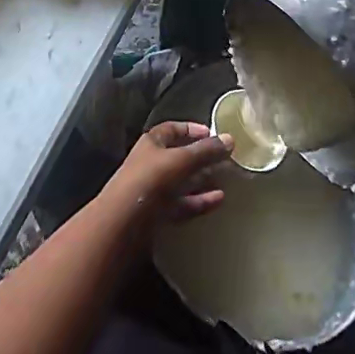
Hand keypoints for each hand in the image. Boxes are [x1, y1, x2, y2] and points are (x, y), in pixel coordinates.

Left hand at [102, 121, 233, 225]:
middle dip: (200, 156)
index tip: (213, 133)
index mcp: (152, 143)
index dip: (192, 129)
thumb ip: (205, 151)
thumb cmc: (150, 180)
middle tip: (224, 158)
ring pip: (182, 181)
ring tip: (225, 178)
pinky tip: (219, 200)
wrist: (123, 224)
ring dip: (202, 179)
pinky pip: (183, 204)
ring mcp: (154, 189)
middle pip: (179, 155)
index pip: (173, 129)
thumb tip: (230, 139)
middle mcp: (151, 163)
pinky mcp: (158, 213)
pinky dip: (199, 201)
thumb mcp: (181, 160)